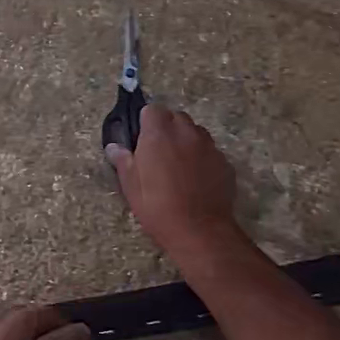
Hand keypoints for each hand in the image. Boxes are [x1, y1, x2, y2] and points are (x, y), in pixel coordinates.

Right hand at [106, 104, 241, 257]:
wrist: (200, 230)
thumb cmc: (158, 206)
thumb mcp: (131, 186)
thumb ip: (123, 160)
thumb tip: (114, 147)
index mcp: (159, 133)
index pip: (152, 109)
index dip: (146, 122)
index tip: (142, 140)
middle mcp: (186, 131)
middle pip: (176, 117)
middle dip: (167, 129)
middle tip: (159, 154)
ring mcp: (209, 145)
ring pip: (195, 132)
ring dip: (186, 141)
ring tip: (179, 167)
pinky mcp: (224, 160)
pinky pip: (210, 151)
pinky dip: (202, 158)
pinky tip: (197, 180)